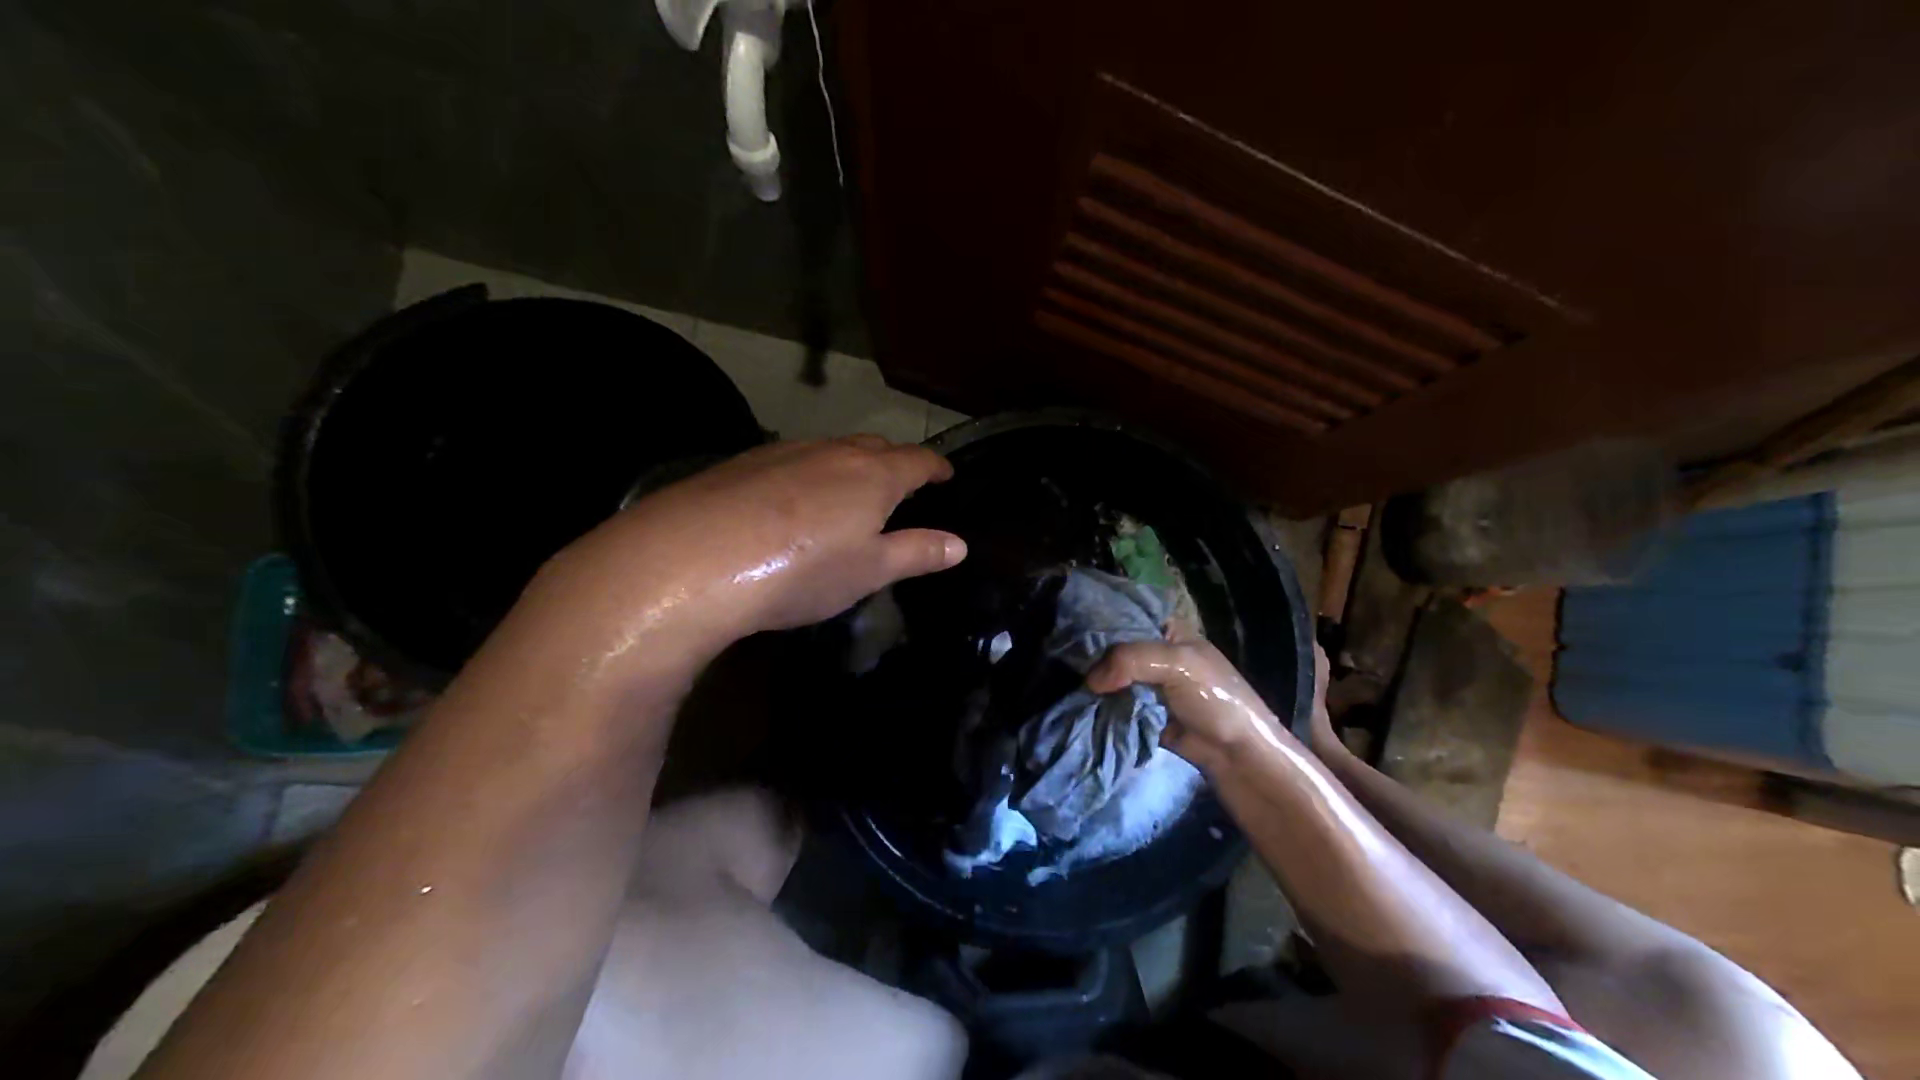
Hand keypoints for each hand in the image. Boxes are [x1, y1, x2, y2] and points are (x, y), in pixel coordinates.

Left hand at [530, 436, 965, 666]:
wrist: (693, 559)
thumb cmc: (800, 570)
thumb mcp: (868, 571)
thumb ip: (917, 553)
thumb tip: (960, 543)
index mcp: (872, 475)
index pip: (918, 461)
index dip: (936, 467)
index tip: (946, 476)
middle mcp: (832, 451)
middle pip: (874, 446)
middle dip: (894, 461)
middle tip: (901, 486)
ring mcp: (783, 452)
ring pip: (830, 449)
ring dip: (849, 464)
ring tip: (849, 492)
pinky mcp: (742, 463)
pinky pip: (792, 459)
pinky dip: (808, 472)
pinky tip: (791, 501)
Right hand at [1087, 638, 1330, 773]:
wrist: (1238, 755)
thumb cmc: (1215, 698)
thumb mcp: (1177, 664)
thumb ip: (1131, 660)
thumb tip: (1089, 681)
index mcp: (1167, 630)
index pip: (1124, 614)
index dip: (1097, 620)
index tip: (1066, 628)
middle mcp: (1154, 651)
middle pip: (1112, 647)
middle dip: (1090, 656)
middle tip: (1061, 660)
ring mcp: (1147, 682)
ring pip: (1110, 676)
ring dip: (1093, 684)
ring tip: (1065, 684)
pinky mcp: (1140, 710)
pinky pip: (1113, 702)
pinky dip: (1098, 705)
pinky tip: (1077, 703)